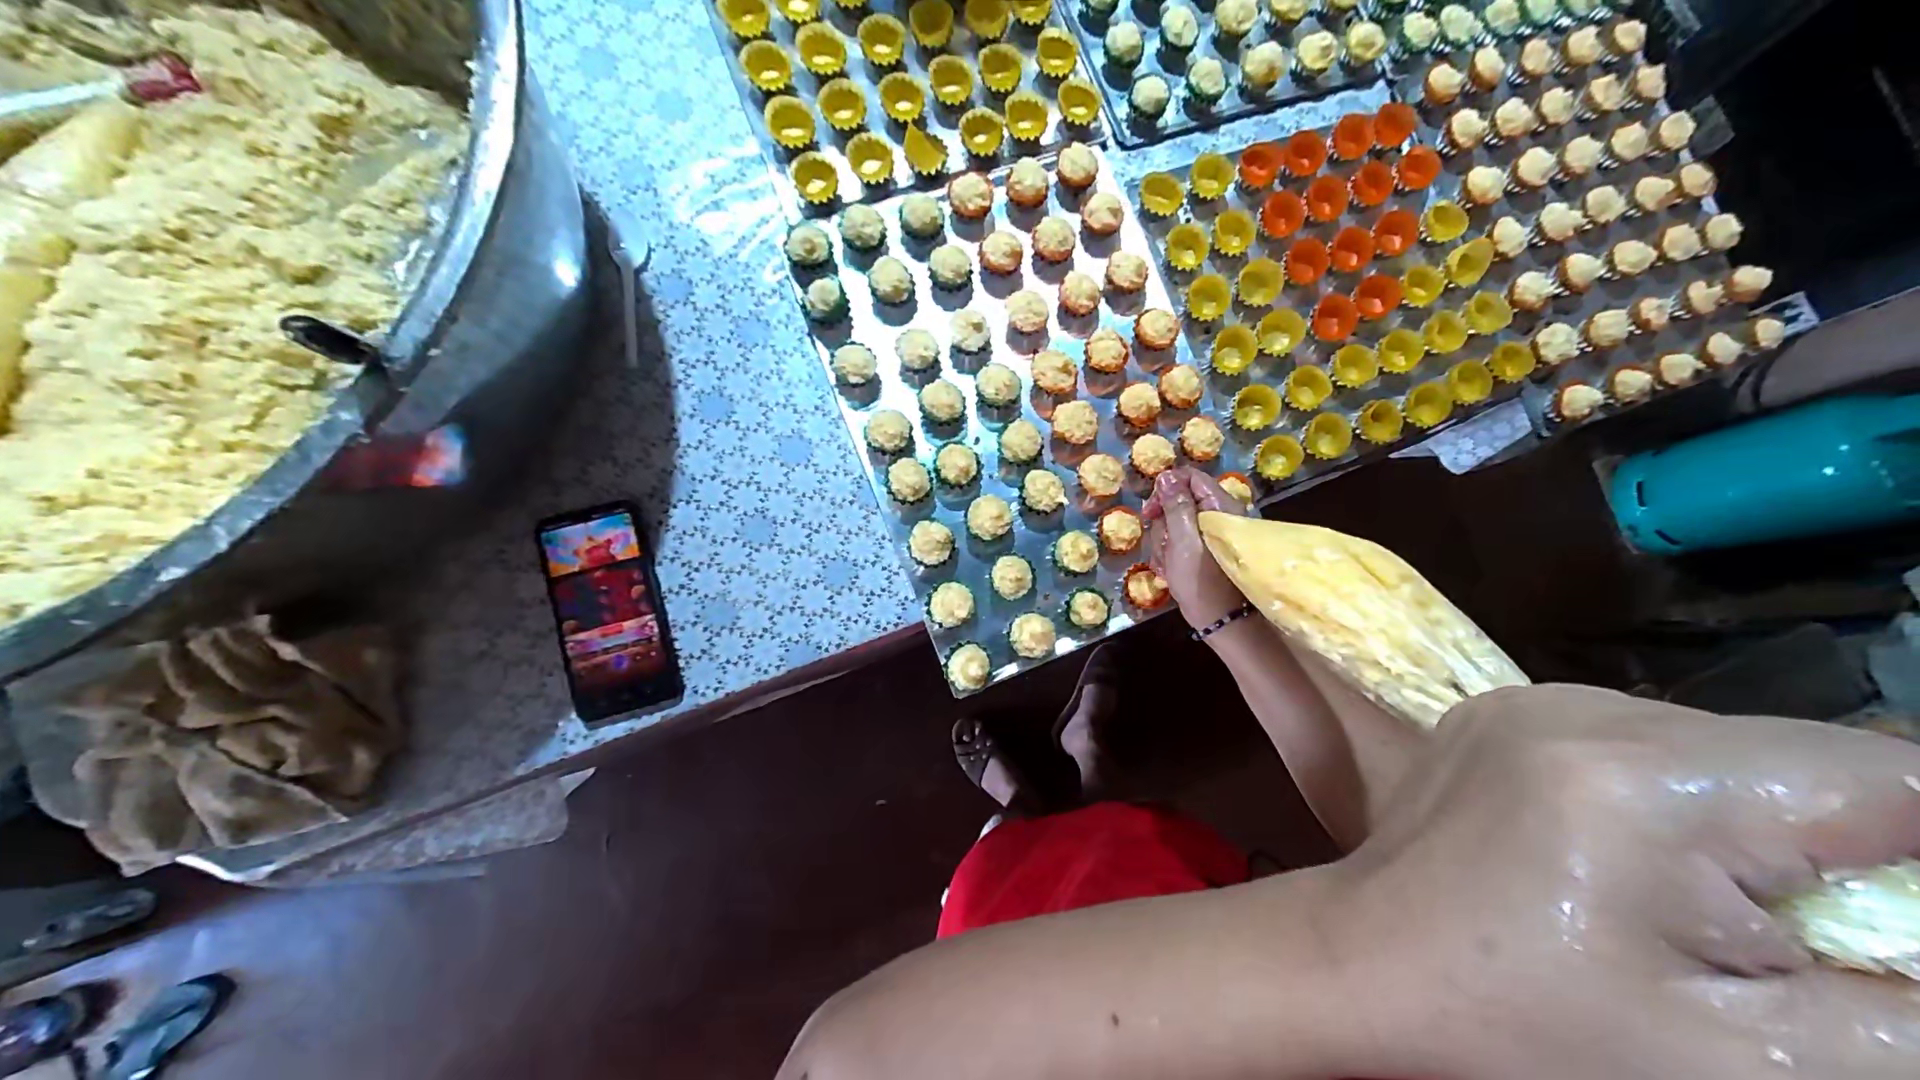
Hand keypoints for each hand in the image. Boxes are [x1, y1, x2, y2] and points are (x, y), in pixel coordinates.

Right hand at [1141, 468, 1248, 629]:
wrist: (1218, 620)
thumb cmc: (1201, 580)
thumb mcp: (1183, 541)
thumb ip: (1175, 506)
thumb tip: (1166, 476)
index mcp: (1220, 506)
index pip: (1189, 477)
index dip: (1166, 489)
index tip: (1150, 511)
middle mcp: (1218, 514)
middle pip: (1179, 500)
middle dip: (1163, 523)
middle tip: (1160, 544)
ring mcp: (1211, 533)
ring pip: (1176, 522)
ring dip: (1164, 542)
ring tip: (1165, 563)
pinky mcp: (1205, 549)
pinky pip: (1180, 540)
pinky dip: (1170, 552)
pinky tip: (1168, 569)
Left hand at [1322, 685, 1919, 1079]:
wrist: (1369, 956)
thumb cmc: (1529, 1020)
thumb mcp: (1747, 1055)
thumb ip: (1907, 1010)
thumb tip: (1918, 921)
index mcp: (1642, 779)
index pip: (1895, 776)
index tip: (1889, 931)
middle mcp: (1579, 710)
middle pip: (1802, 760)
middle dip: (1851, 851)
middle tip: (1791, 938)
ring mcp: (1526, 701)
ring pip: (1718, 748)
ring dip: (1753, 824)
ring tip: (1701, 906)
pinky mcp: (1496, 711)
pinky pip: (1633, 742)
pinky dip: (1671, 796)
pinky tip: (1627, 856)